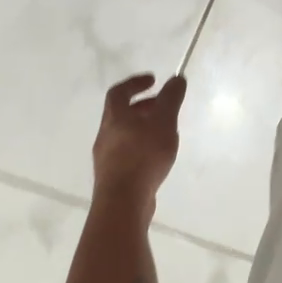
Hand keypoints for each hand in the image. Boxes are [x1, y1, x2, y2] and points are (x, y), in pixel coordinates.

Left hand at [92, 74, 186, 206]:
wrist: (122, 204)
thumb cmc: (143, 156)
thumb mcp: (163, 122)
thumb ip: (171, 99)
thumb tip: (176, 79)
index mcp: (114, 118)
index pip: (118, 92)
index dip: (135, 82)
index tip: (153, 80)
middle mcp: (105, 135)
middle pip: (121, 114)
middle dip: (143, 106)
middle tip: (163, 106)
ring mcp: (105, 158)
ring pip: (124, 134)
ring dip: (142, 127)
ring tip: (164, 132)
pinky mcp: (112, 177)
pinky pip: (126, 153)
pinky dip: (140, 147)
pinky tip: (156, 157)